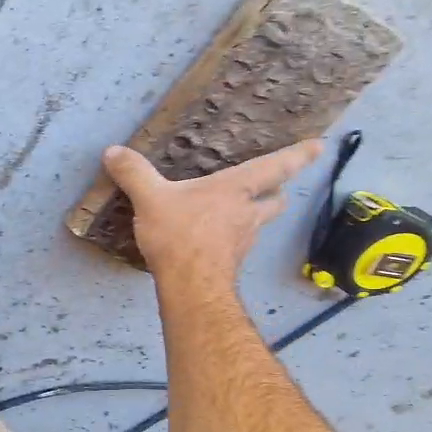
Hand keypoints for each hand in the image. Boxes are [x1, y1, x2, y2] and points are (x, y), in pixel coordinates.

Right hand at [101, 138, 324, 286]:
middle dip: (276, 192)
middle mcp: (247, 212)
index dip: (298, 155)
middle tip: (272, 187)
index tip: (319, 146)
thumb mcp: (150, 199)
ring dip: (256, 216)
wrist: (191, 284)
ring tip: (241, 213)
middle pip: (276, 200)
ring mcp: (242, 239)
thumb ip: (134, 174)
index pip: (276, 167)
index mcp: (235, 190)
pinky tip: (215, 241)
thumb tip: (113, 151)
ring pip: (261, 222)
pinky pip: (238, 244)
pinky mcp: (230, 261)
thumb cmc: (180, 234)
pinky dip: (233, 239)